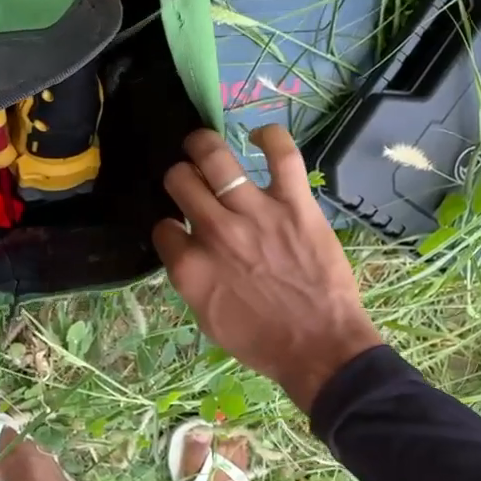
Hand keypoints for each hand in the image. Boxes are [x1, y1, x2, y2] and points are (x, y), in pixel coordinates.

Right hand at [152, 127, 381, 407]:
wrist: (318, 346)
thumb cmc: (259, 341)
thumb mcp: (206, 318)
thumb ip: (191, 278)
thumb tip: (186, 251)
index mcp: (190, 266)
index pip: (162, 227)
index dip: (168, 225)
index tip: (179, 228)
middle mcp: (215, 232)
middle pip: (180, 182)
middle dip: (178, 176)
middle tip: (187, 179)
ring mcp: (255, 213)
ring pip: (216, 158)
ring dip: (202, 144)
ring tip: (200, 142)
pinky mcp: (295, 203)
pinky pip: (282, 154)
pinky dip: (270, 137)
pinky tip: (260, 134)